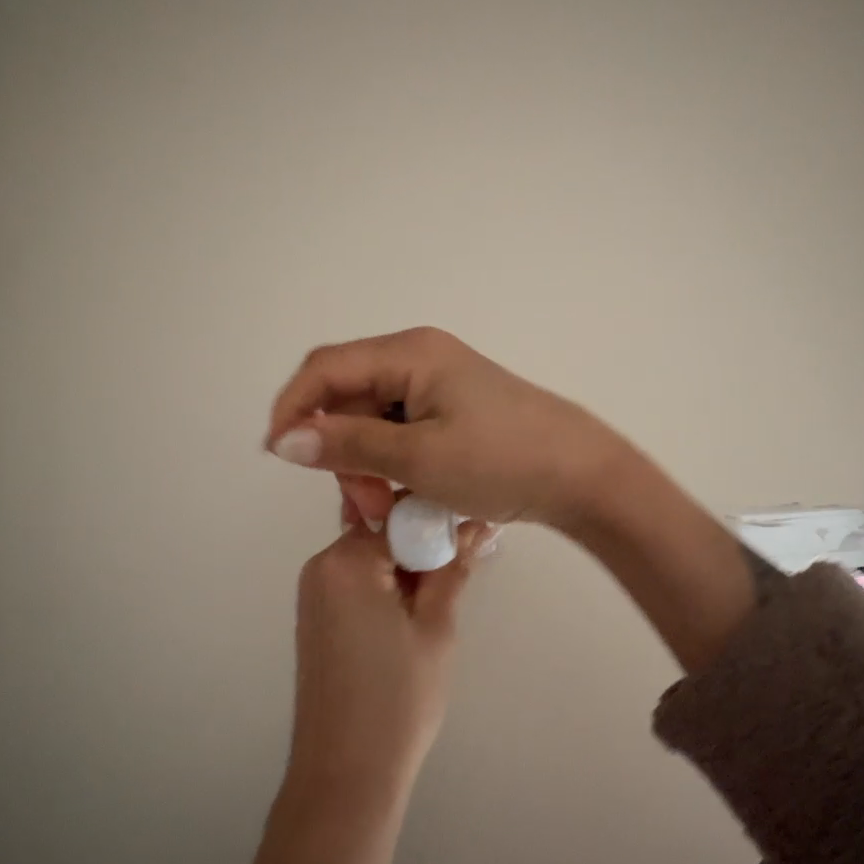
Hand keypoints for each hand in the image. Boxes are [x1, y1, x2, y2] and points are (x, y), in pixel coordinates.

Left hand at [239, 521, 489, 863]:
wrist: (346, 773)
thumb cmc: (398, 698)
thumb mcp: (436, 627)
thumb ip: (452, 568)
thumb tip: (476, 523)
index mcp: (346, 560)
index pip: (402, 514)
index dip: (443, 519)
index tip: (480, 526)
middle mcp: (321, 566)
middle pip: (384, 532)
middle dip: (426, 541)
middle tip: (473, 558)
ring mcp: (314, 593)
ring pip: (373, 558)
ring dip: (410, 566)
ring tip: (452, 586)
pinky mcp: (316, 618)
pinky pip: (359, 582)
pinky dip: (390, 586)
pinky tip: (420, 609)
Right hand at [265, 327, 631, 528]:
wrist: (584, 477)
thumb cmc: (502, 461)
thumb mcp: (419, 459)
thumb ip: (348, 446)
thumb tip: (284, 439)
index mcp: (411, 353)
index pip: (325, 368)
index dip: (293, 407)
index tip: (279, 456)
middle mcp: (421, 359)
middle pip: (349, 398)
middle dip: (341, 451)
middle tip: (363, 505)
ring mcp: (440, 386)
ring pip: (374, 422)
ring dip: (368, 466)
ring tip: (387, 511)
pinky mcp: (455, 413)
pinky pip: (403, 434)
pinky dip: (394, 466)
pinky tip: (406, 500)